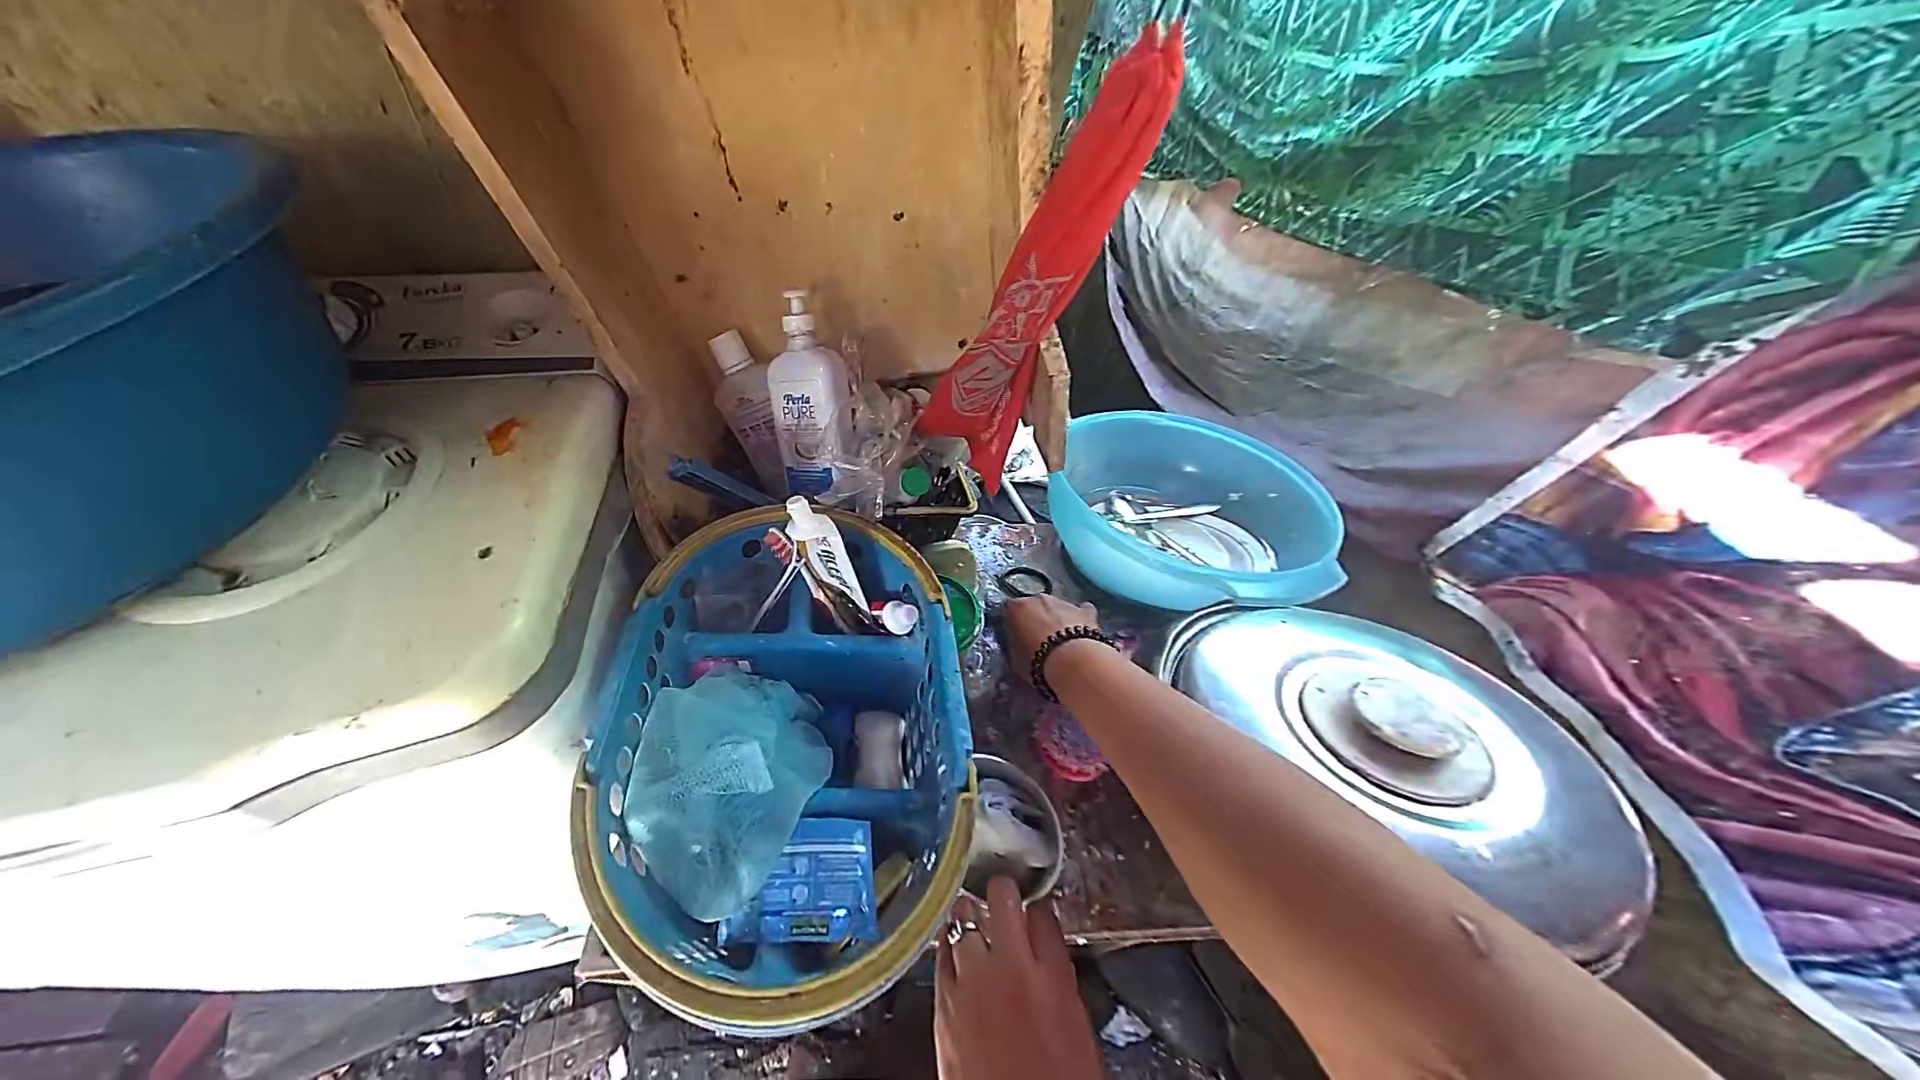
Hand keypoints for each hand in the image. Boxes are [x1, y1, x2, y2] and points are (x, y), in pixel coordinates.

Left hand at [935, 877, 1103, 1079]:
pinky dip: (949, 945)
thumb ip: (1057, 979)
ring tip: (973, 916)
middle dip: (1002, 891)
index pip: (1044, 915)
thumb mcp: (1074, 1027)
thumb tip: (1045, 951)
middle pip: (1003, 899)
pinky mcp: (944, 1002)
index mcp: (1053, 977)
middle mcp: (1012, 967)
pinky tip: (954, 946)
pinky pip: (942, 953)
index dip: (1039, 905)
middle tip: (1002, 894)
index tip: (1035, 907)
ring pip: (964, 918)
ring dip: (970, 914)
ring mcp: (974, 980)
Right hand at [1003, 594, 1100, 679]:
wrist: (1072, 662)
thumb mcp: (1014, 659)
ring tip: (1063, 643)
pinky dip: (1081, 620)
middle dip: (1036, 619)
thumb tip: (1018, 645)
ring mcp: (1064, 602)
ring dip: (1058, 620)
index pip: (1010, 610)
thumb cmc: (1036, 661)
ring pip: (1058, 608)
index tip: (1017, 637)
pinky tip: (1083, 633)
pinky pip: (1082, 611)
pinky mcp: (1086, 612)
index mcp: (1017, 608)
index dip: (1013, 624)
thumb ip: (1014, 646)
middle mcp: (1039, 599)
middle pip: (1035, 606)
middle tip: (1039, 640)